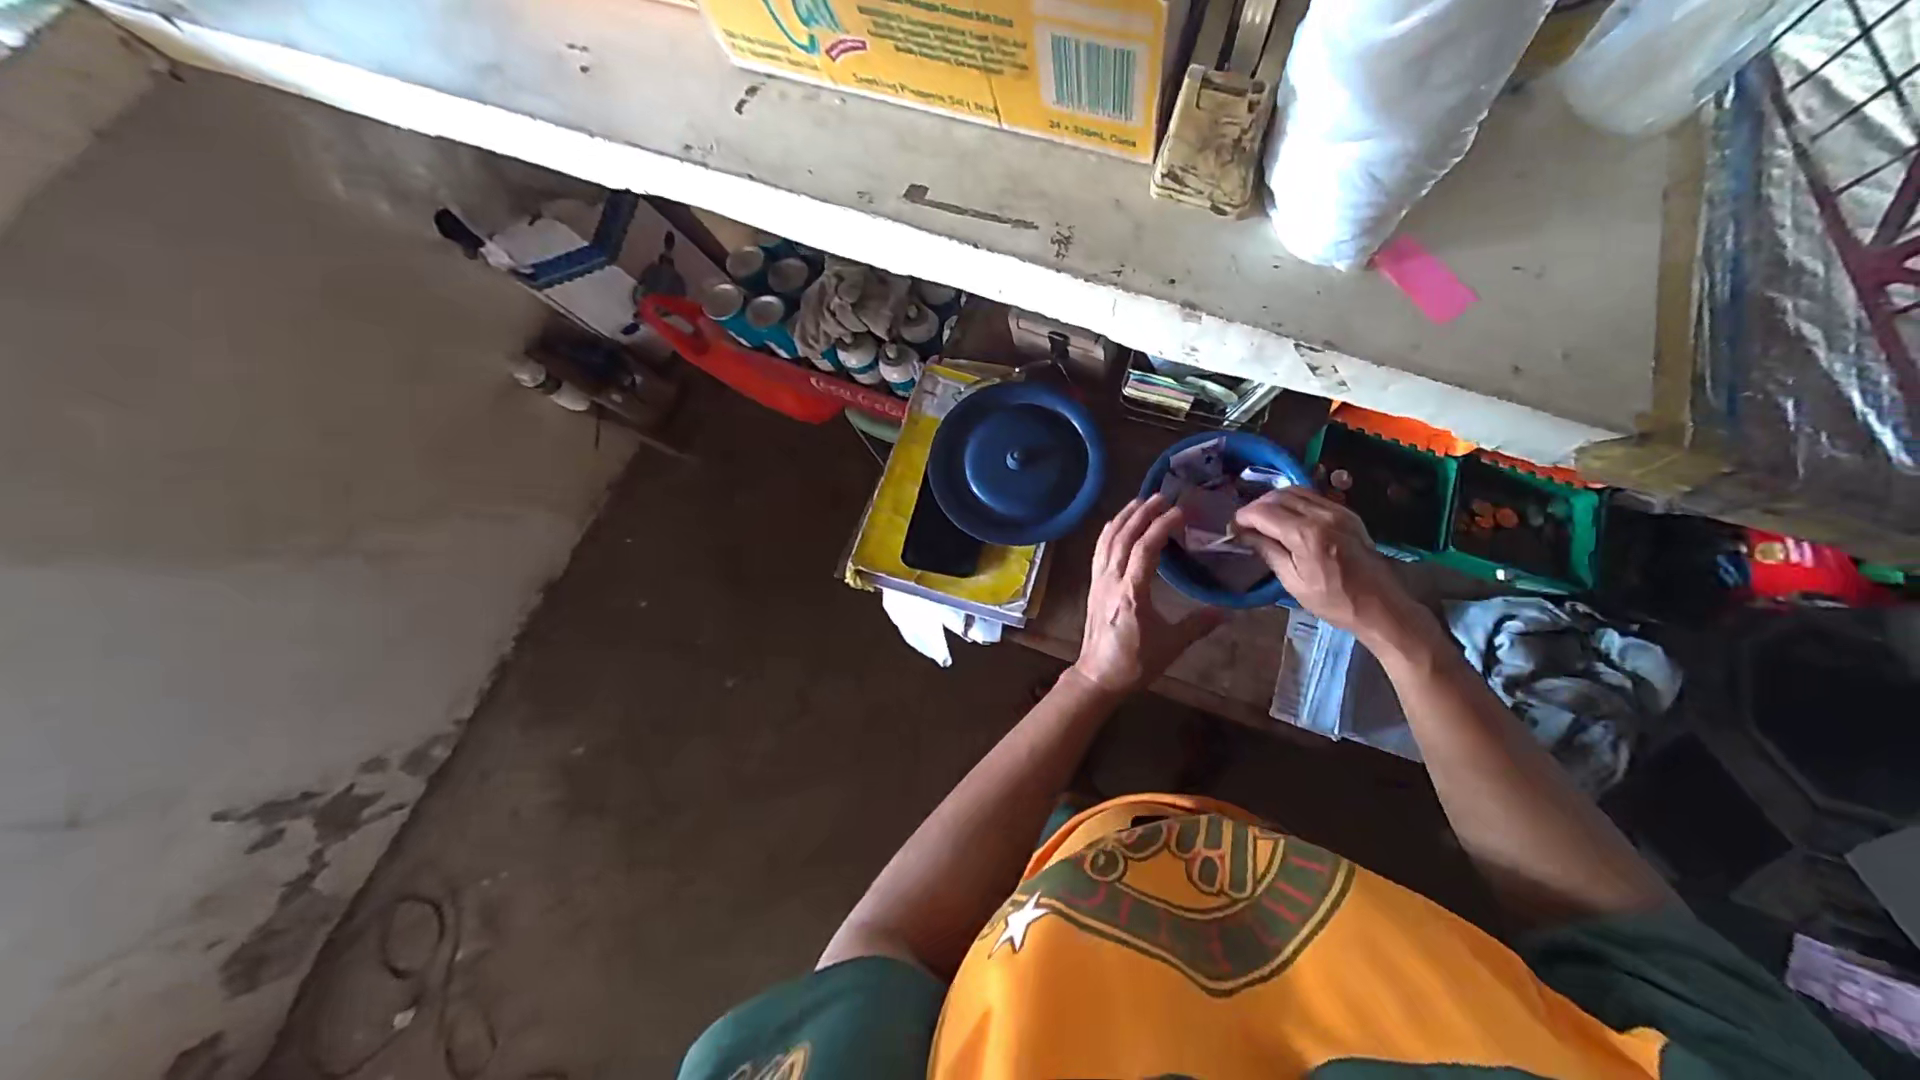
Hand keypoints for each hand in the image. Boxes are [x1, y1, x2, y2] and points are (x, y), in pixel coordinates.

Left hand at [1071, 495, 1225, 693]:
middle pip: (1124, 537)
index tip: (1181, 511)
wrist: (1098, 676)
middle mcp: (1111, 580)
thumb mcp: (1171, 644)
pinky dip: (1109, 532)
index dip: (1163, 525)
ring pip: (1108, 540)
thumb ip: (1198, 625)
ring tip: (1140, 502)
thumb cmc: (1135, 662)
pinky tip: (1117, 525)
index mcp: (1132, 592)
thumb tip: (1227, 612)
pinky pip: (1099, 551)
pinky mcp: (1093, 585)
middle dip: (1143, 513)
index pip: (1146, 548)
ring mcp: (1098, 581)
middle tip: (1162, 496)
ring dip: (1124, 518)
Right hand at [1232, 488, 1434, 652]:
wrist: (1382, 606)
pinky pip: (1313, 496)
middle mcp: (1322, 516)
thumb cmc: (1334, 601)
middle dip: (1255, 507)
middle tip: (1244, 524)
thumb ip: (1269, 552)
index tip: (1232, 528)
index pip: (1263, 513)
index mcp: (1306, 535)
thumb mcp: (1293, 582)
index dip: (1243, 517)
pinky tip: (1286, 517)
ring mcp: (1338, 511)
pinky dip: (1293, 501)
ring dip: (1273, 501)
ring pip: (1295, 491)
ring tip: (1262, 519)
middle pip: (1278, 496)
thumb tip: (1245, 535)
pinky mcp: (1347, 514)